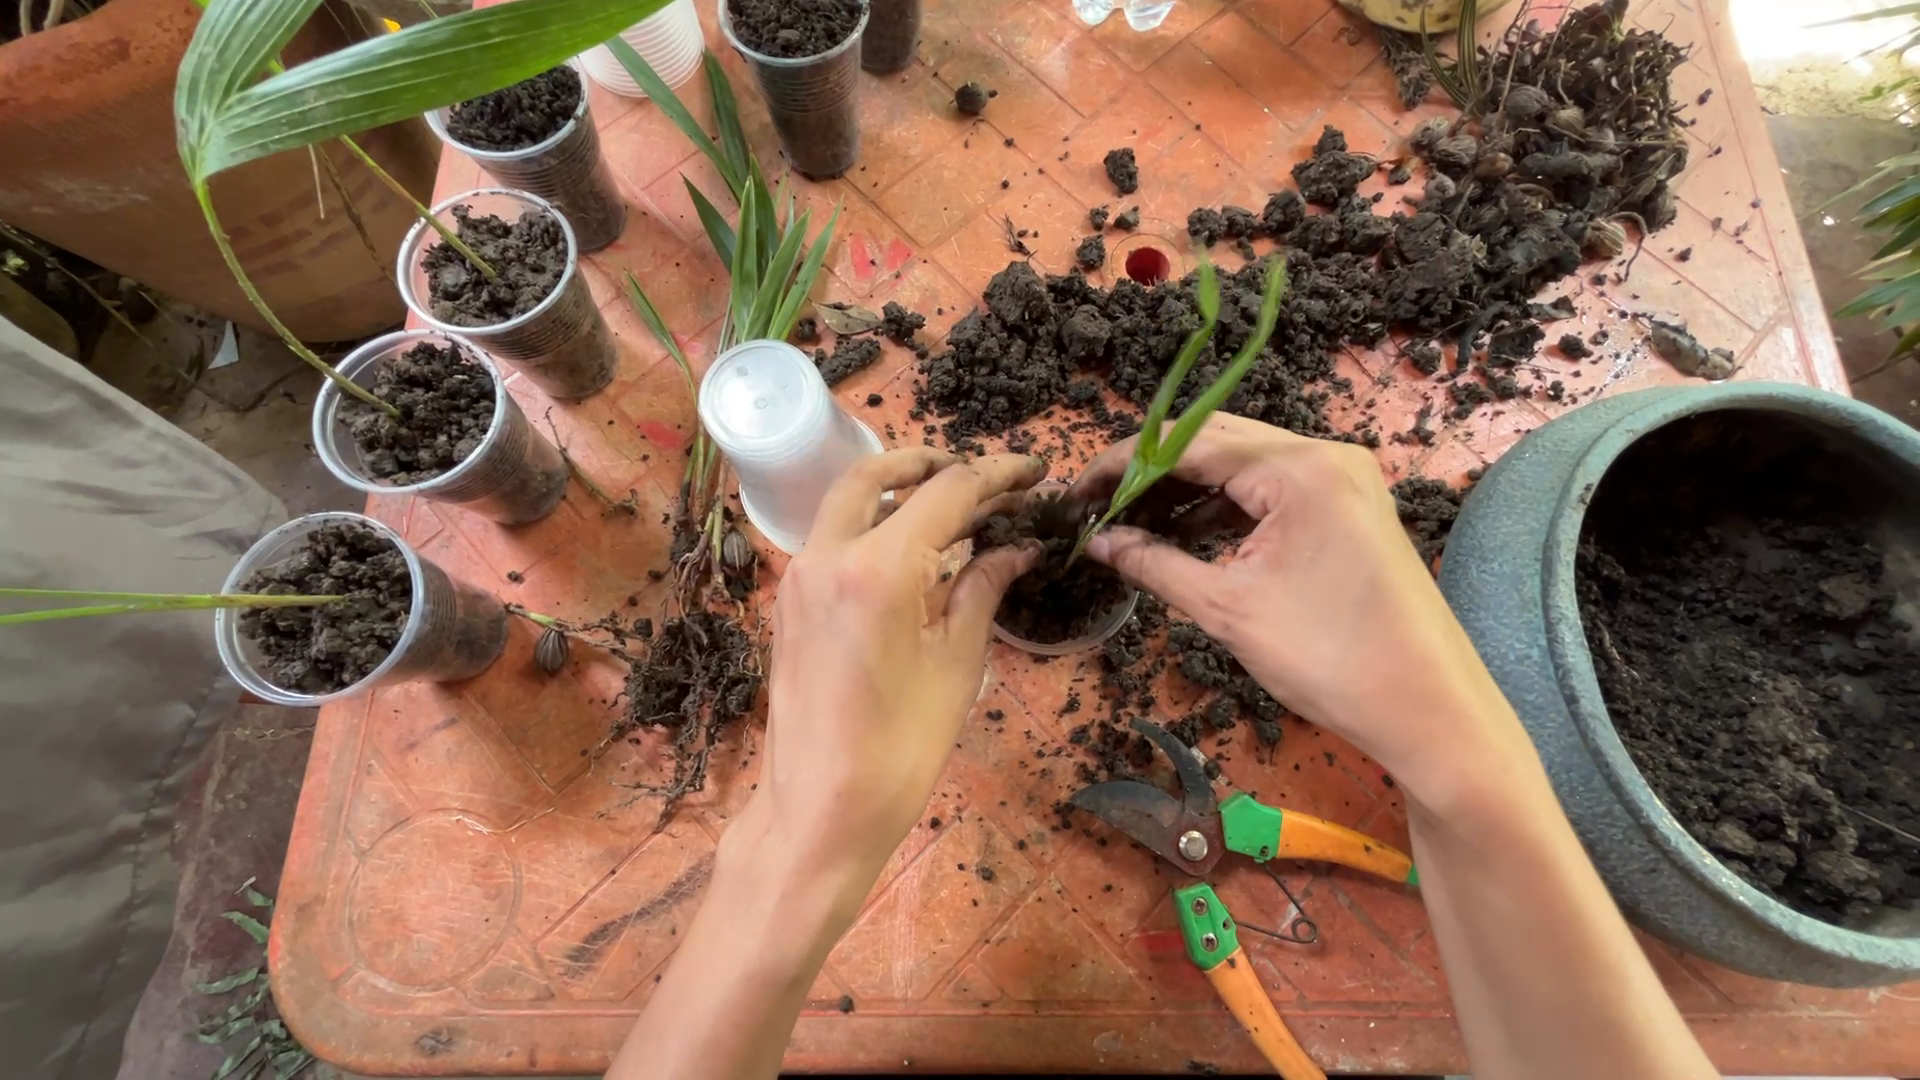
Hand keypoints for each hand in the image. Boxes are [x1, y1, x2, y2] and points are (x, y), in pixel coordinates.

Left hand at [754, 448, 1045, 881]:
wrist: (819, 808)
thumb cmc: (900, 747)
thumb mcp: (957, 664)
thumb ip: (982, 588)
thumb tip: (1016, 547)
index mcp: (878, 568)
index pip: (946, 492)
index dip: (997, 475)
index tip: (1033, 471)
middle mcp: (829, 554)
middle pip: (876, 474)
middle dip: (930, 462)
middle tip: (978, 475)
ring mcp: (801, 575)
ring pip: (847, 500)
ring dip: (895, 488)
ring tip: (948, 504)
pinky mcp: (790, 599)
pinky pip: (833, 536)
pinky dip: (871, 522)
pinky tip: (909, 547)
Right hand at [1071, 414, 1512, 799]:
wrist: (1430, 712)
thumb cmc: (1328, 659)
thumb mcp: (1227, 610)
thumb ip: (1155, 565)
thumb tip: (1097, 543)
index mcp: (1298, 469)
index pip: (1189, 441)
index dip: (1124, 463)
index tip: (1078, 491)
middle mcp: (1322, 455)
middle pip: (1214, 442)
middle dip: (1149, 471)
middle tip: (1099, 504)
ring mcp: (1339, 479)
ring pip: (1240, 465)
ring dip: (1184, 489)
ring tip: (1130, 520)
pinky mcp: (1343, 505)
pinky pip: (1267, 490)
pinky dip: (1221, 508)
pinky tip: (1182, 533)